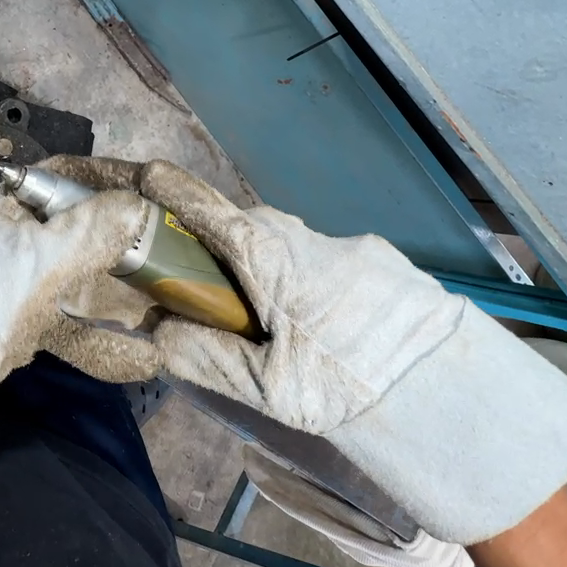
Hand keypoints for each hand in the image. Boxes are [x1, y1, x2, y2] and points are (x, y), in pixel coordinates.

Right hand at [42, 156, 566, 546]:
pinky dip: (286, 278)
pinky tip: (307, 325)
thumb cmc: (351, 383)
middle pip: (223, 224)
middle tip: (189, 295)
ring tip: (259, 324)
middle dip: (196, 248)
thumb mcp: (269, 389)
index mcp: (262, 250)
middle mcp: (290, 230)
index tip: (111, 176)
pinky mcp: (360, 254)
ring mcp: (328, 238)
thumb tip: (155, 331)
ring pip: (264, 241)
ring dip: (246, 268)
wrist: (455, 390)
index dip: (146, 183)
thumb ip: (204, 357)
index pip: (189, 198)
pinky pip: (302, 255)